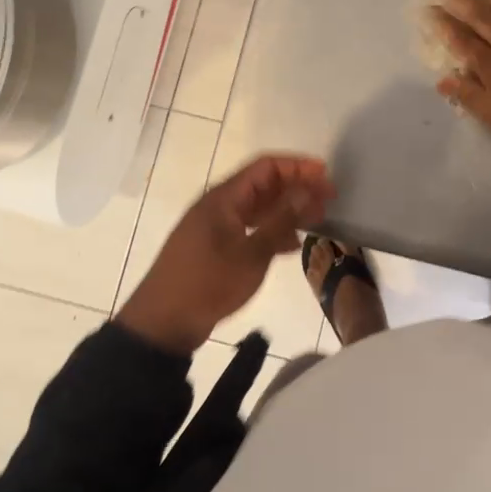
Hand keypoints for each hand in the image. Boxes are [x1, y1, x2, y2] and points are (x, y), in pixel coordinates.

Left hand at [117, 154, 334, 354]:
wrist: (162, 324)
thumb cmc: (207, 283)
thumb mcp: (251, 253)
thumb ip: (281, 219)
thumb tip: (308, 189)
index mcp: (223, 198)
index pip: (265, 167)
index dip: (297, 166)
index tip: (325, 174)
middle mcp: (219, 205)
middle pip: (263, 185)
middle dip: (296, 188)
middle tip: (328, 199)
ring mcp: (215, 227)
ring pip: (257, 208)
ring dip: (286, 210)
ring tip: (316, 220)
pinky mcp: (215, 249)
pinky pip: (249, 228)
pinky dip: (271, 231)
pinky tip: (291, 245)